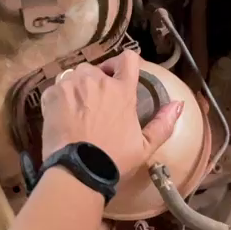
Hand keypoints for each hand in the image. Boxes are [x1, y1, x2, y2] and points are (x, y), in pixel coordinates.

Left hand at [39, 51, 183, 179]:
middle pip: (98, 69)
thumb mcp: (145, 147)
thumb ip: (163, 123)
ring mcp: (72, 85)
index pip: (129, 59)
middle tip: (97, 103)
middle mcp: (96, 80)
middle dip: (98, 81)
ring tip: (79, 109)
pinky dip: (60, 97)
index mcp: (122, 90)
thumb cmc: (114, 159)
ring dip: (78, 87)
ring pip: (76, 76)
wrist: (77, 170)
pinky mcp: (52, 94)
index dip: (126, 64)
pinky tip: (63, 115)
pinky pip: (57, 87)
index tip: (121, 76)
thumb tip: (179, 104)